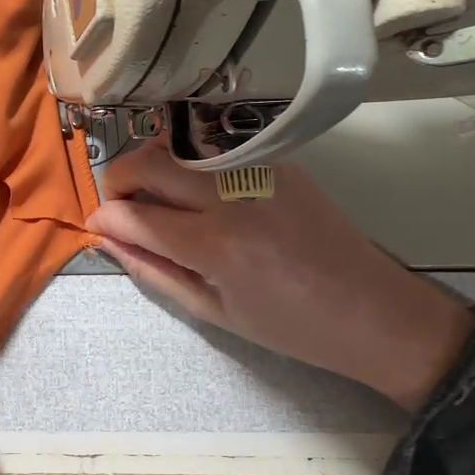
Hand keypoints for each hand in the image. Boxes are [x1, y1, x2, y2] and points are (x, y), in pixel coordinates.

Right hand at [86, 141, 474, 410]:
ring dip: (152, 166)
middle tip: (121, 206)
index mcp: (216, 246)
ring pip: (178, 147)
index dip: (105, 217)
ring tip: (156, 198)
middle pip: (149, 162)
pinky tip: (198, 196)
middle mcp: (233, 198)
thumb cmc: (292, 327)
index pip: (135, 214)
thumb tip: (106, 239)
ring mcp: (257, 173)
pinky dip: (189, 166)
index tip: (98, 225)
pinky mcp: (276, 163)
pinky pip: (212, 153)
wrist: (377, 312)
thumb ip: (153, 270)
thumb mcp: (214, 312)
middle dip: (118, 179)